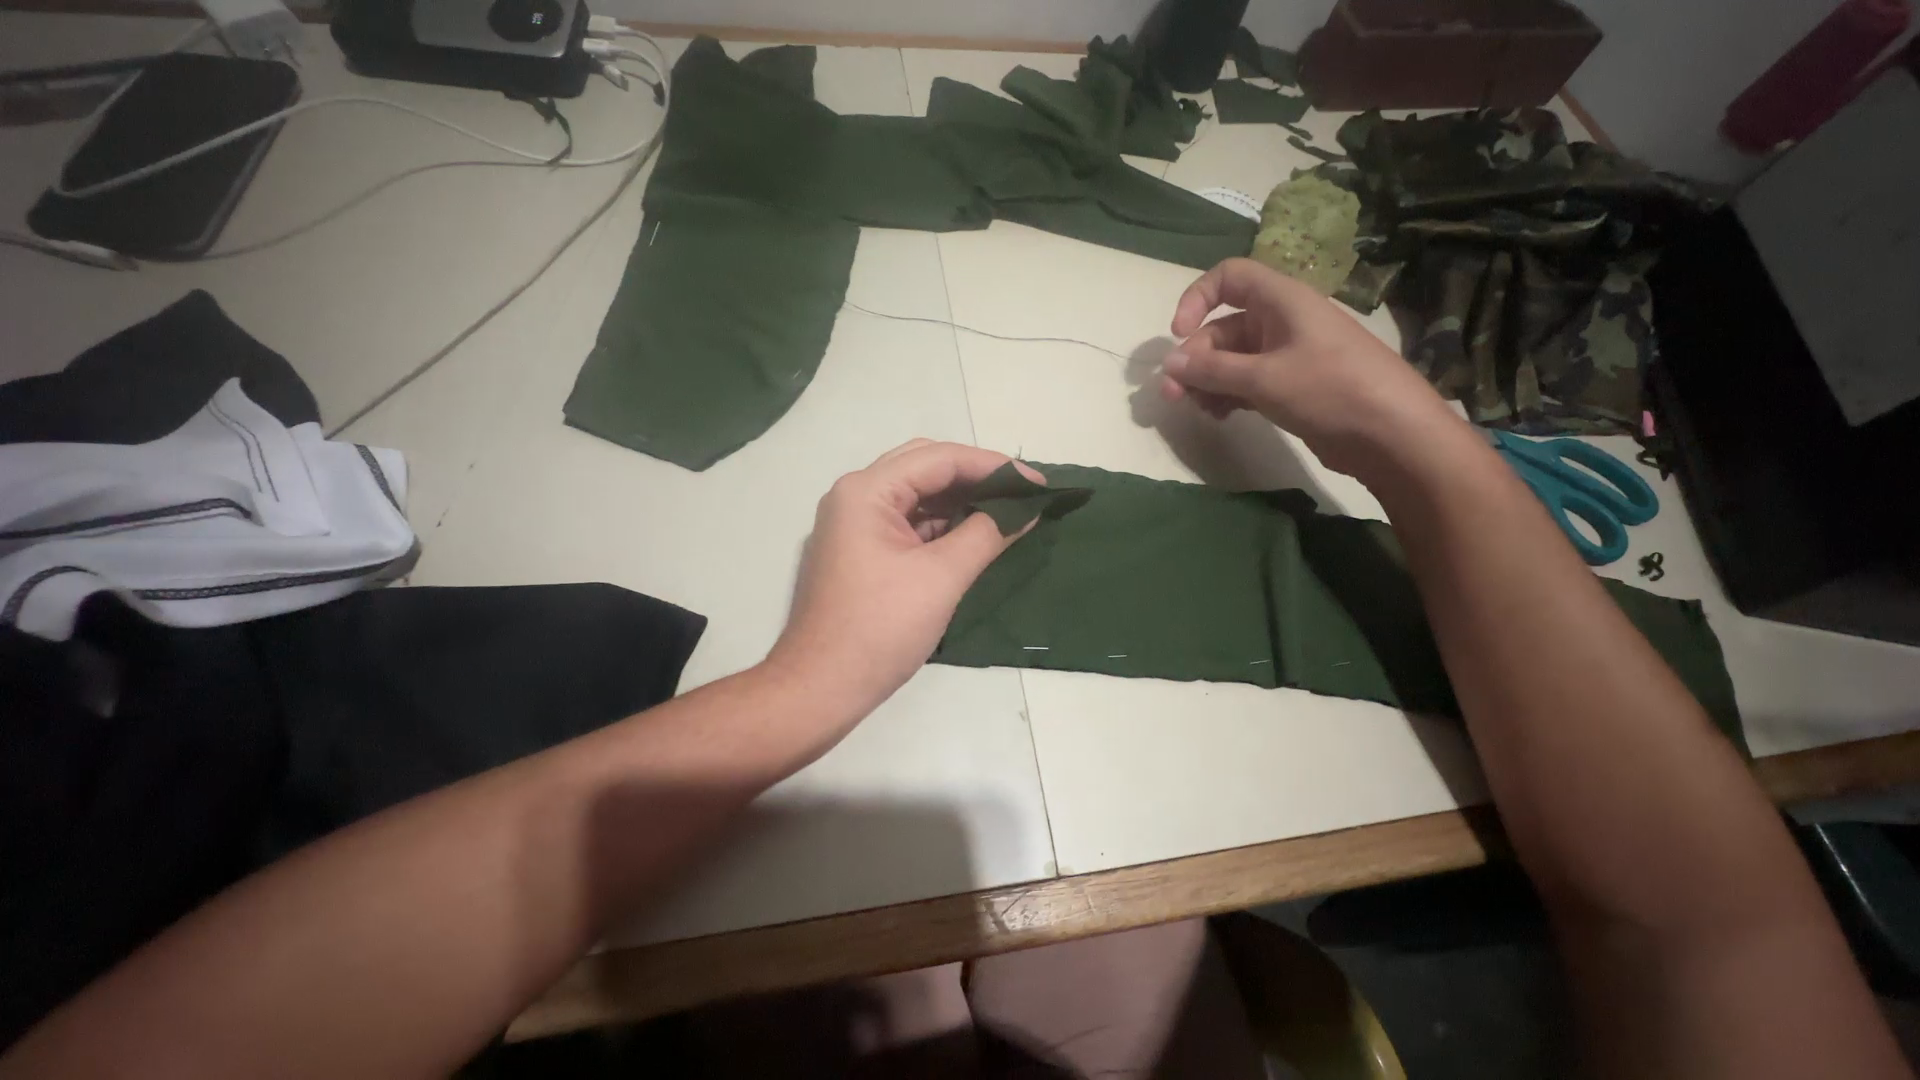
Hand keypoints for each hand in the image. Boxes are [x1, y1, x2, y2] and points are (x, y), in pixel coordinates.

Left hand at [767, 440, 1043, 717]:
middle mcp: (855, 497)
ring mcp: (853, 525)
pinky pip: (908, 523)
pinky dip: (942, 525)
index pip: (940, 458)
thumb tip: (1025, 510)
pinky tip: (976, 534)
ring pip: (917, 495)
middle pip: (925, 467)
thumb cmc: (879, 629)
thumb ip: (987, 533)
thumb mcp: (941, 578)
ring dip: (961, 501)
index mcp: (866, 491)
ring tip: (1010, 511)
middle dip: (977, 477)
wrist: (820, 688)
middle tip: (1025, 493)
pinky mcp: (859, 552)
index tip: (1039, 483)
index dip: (994, 466)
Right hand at [1160, 257, 1462, 479]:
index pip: (1229, 277)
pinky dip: (1228, 396)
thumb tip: (1168, 365)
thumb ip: (1211, 370)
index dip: (1197, 298)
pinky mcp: (1292, 387)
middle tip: (1173, 395)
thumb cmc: (1330, 389)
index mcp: (1281, 301)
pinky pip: (1247, 383)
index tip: (1178, 334)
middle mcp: (1282, 322)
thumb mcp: (1263, 378)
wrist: (1392, 433)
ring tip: (1196, 409)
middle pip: (1223, 328)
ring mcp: (1288, 356)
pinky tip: (1219, 416)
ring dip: (1207, 381)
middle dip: (1195, 359)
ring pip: (1232, 360)